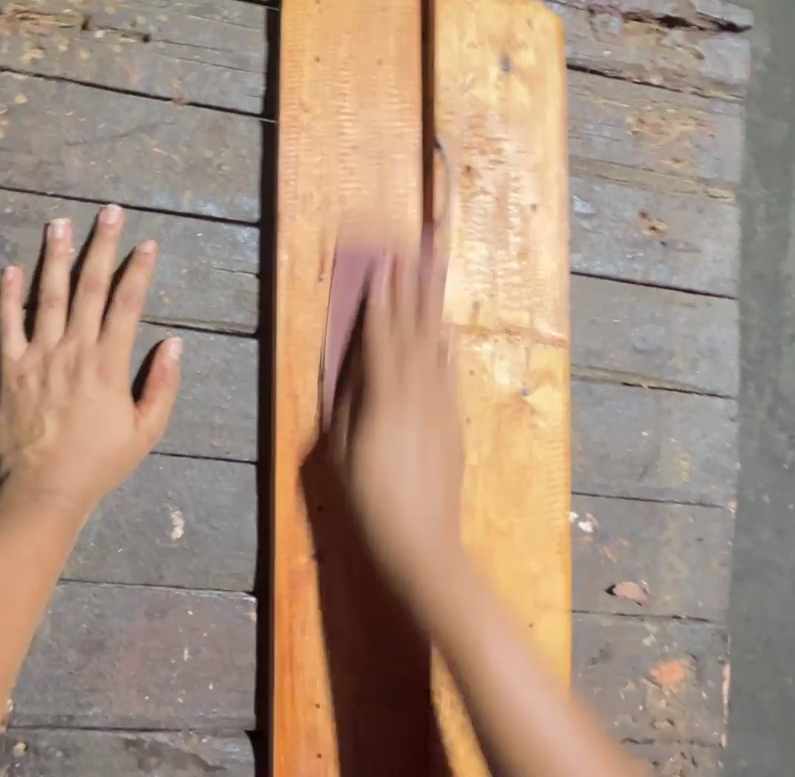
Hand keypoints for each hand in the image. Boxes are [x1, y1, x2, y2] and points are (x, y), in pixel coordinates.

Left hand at [0, 205, 181, 514]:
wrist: (43, 490)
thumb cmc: (99, 462)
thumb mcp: (146, 431)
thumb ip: (162, 385)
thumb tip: (175, 343)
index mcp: (109, 362)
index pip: (128, 303)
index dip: (139, 270)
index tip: (148, 243)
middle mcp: (74, 349)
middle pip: (90, 287)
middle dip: (102, 246)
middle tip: (109, 212)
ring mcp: (39, 355)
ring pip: (47, 295)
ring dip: (54, 256)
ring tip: (59, 223)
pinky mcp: (10, 368)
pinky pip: (7, 325)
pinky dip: (8, 296)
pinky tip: (10, 269)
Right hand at [327, 249, 464, 603]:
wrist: (420, 542)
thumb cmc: (367, 498)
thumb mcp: (342, 447)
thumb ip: (349, 397)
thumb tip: (354, 355)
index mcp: (385, 394)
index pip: (382, 335)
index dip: (381, 298)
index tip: (383, 264)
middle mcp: (417, 390)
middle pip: (413, 330)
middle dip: (411, 289)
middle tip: (414, 252)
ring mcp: (440, 405)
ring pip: (434, 345)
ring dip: (430, 308)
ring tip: (432, 275)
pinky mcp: (452, 421)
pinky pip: (448, 371)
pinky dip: (445, 344)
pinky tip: (445, 330)